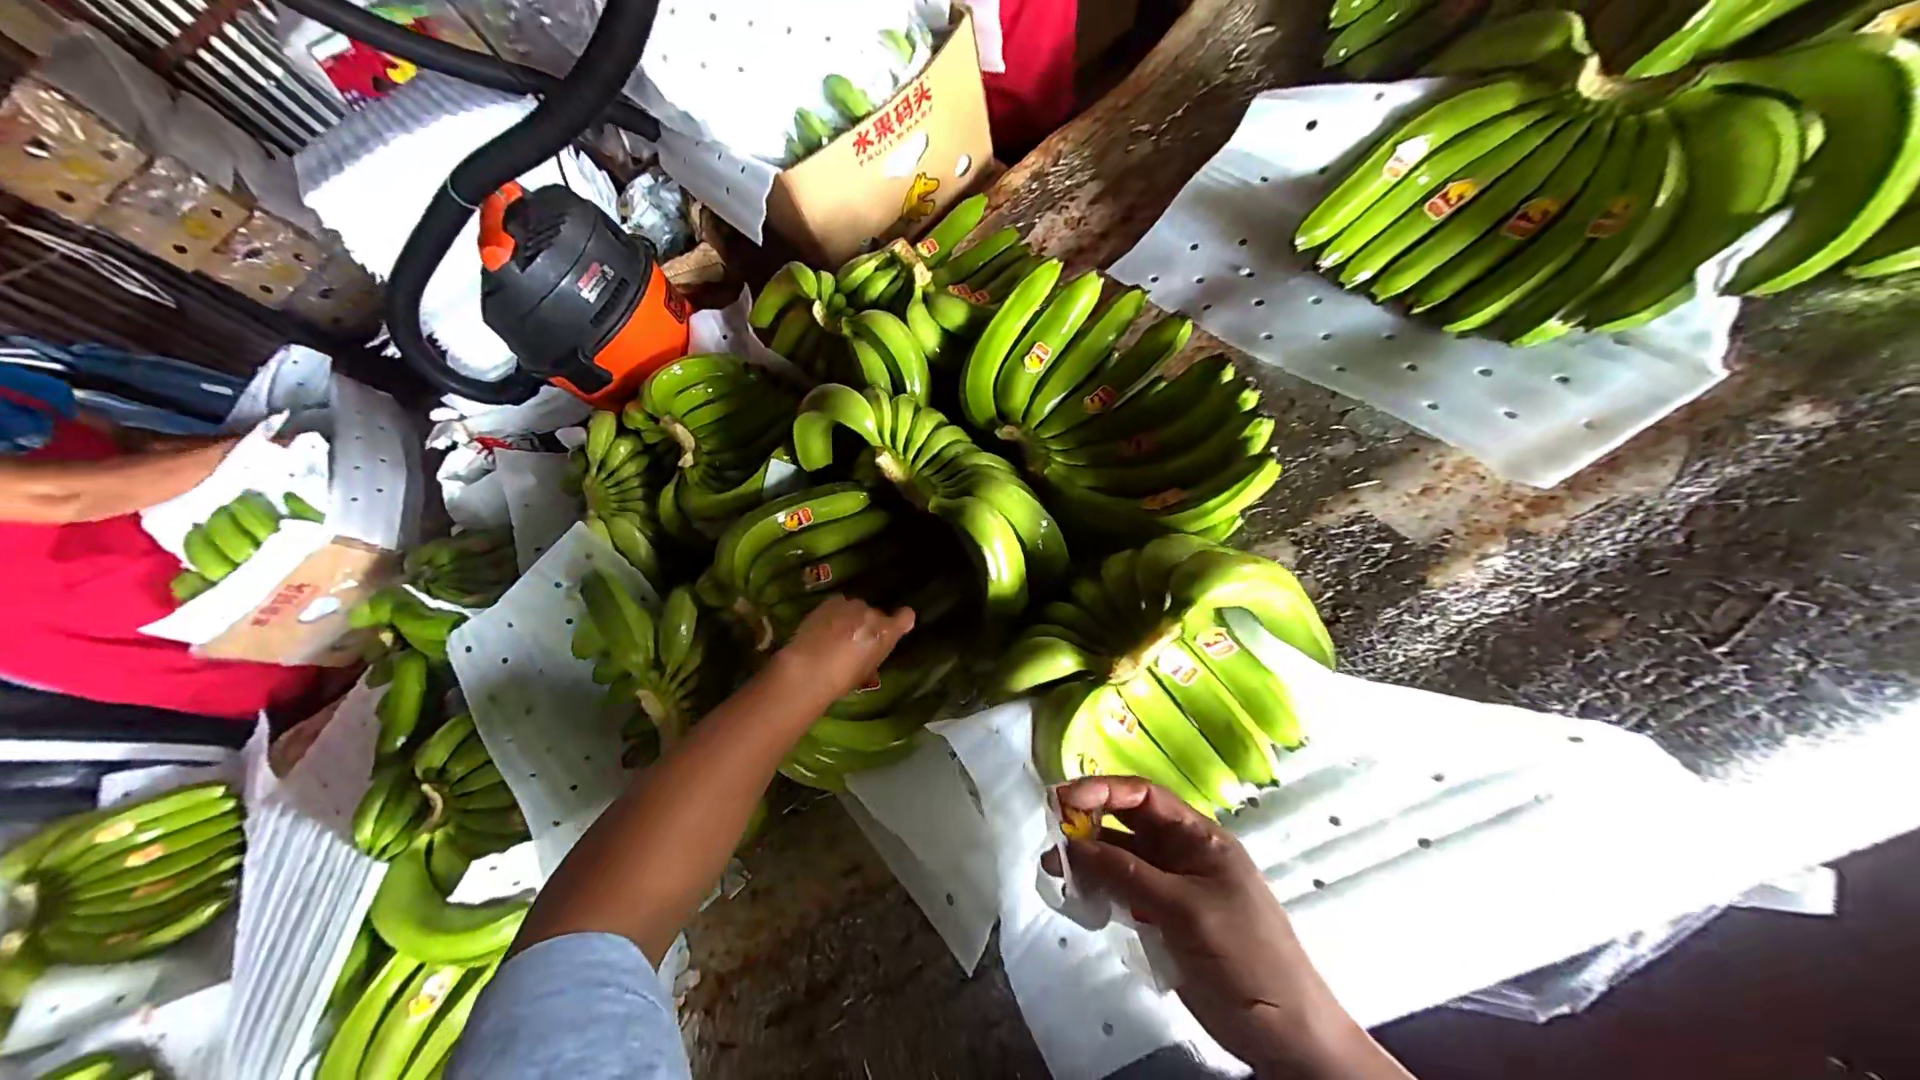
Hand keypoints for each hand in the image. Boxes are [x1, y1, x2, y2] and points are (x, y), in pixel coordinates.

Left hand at [768, 595, 913, 707]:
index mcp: (886, 632)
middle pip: (875, 615)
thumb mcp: (866, 671)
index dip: (901, 622)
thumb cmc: (841, 679)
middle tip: (855, 641)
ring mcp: (849, 605)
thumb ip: (874, 654)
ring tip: (835, 636)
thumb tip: (870, 652)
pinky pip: (838, 607)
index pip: (906, 617)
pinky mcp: (828, 602)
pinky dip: (834, 615)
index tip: (895, 628)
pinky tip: (822, 630)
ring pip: (855, 610)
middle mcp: (871, 613)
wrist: (808, 669)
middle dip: (868, 625)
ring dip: (850, 618)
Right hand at [1050, 777, 1412, 1079]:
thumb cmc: (1245, 955)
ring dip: (1087, 858)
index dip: (1104, 791)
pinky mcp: (1160, 918)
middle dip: (1089, 821)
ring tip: (1052, 866)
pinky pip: (1121, 891)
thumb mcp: (1186, 908)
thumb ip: (1129, 874)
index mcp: (1199, 836)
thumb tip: (1075, 846)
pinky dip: (1097, 889)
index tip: (1066, 798)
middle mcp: (1181, 853)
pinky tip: (1075, 894)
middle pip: (1127, 823)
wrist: (1284, 1033)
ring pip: (1119, 858)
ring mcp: (1170, 886)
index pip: (1145, 796)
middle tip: (1050, 829)